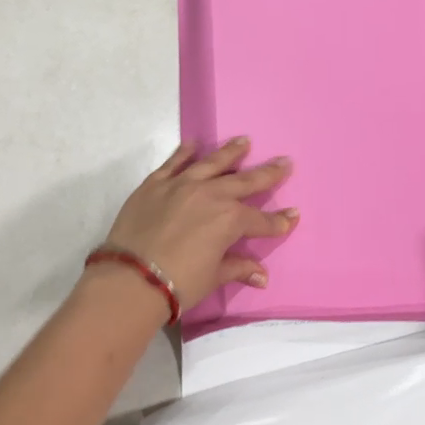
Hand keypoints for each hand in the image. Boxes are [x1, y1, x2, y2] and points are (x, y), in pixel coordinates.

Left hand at [103, 137, 298, 312]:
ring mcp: (181, 185)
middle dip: (267, 173)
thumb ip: (237, 268)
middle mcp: (210, 195)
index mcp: (229, 220)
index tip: (293, 215)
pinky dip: (185, 152)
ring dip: (231, 152)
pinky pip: (174, 163)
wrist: (131, 278)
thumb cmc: (179, 283)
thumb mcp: (213, 277)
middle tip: (284, 162)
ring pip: (212, 163)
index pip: (260, 220)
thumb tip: (261, 275)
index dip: (278, 221)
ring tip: (244, 141)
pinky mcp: (155, 184)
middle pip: (244, 182)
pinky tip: (193, 144)